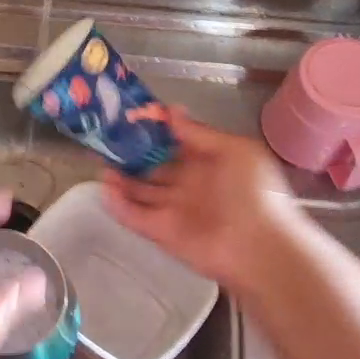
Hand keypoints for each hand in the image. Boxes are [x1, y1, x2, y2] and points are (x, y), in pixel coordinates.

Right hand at [102, 111, 303, 294]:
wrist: (259, 247)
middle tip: (107, 142)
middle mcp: (190, 185)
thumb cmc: (252, 192)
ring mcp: (174, 210)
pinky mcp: (162, 232)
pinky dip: (119, 205)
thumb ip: (200, 132)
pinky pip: (136, 217)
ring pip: (141, 192)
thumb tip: (172, 111)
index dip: (155, 132)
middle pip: (153, 169)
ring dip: (121, 180)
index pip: (176, 144)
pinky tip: (103, 189)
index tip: (131, 118)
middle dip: (132, 157)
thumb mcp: (235, 150)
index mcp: (210, 164)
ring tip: (100, 164)